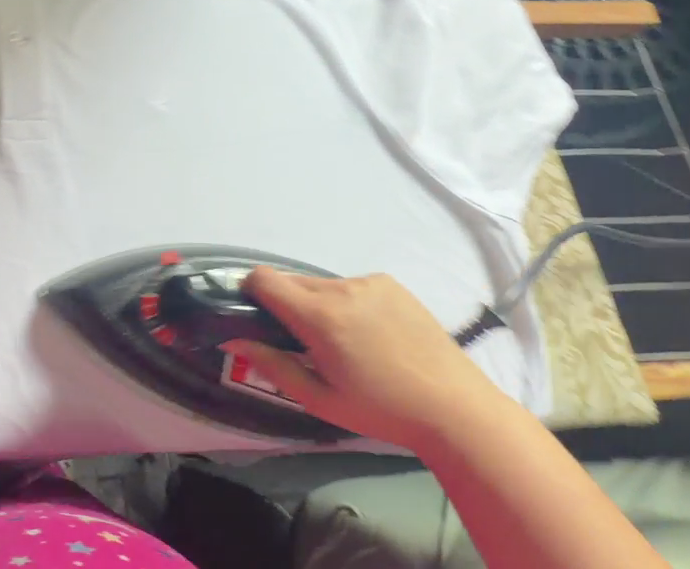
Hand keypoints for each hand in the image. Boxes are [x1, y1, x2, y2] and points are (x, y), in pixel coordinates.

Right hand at [224, 268, 513, 452]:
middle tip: (301, 341)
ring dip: (317, 305)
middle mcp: (340, 288)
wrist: (456, 409)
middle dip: (285, 304)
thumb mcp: (319, 399)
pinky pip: (351, 286)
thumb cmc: (382, 410)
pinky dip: (347, 303)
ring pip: (321, 285)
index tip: (256, 316)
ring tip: (344, 342)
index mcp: (319, 316)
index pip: (263, 278)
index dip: (250, 292)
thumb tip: (233, 340)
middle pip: (290, 280)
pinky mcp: (392, 284)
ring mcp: (369, 283)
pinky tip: (371, 334)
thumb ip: (271, 365)